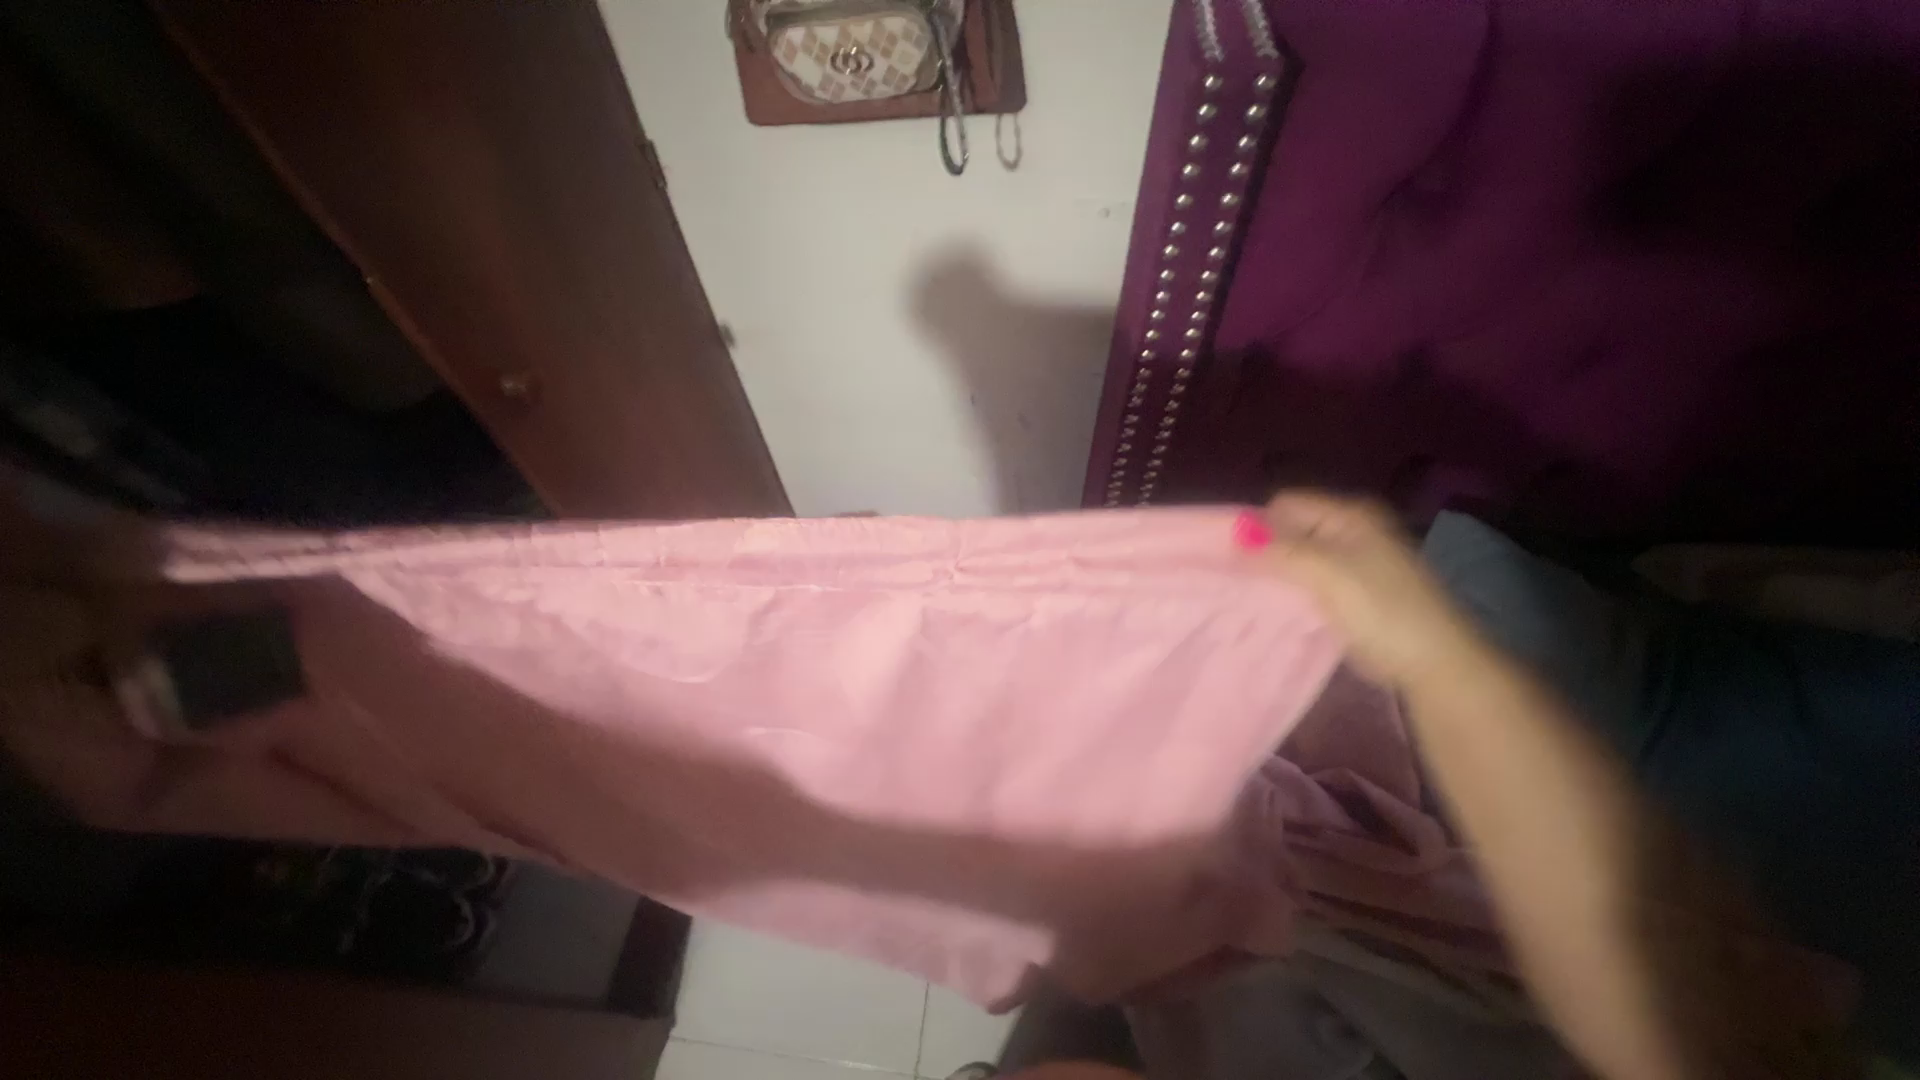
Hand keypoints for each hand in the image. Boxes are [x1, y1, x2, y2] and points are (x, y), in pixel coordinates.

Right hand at [1237, 491, 1482, 687]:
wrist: (1435, 664)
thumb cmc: (1383, 611)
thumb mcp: (1328, 574)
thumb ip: (1278, 551)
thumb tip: (1231, 537)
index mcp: (1349, 515)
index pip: (1285, 504)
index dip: (1258, 526)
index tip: (1234, 558)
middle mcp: (1351, 531)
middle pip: (1290, 531)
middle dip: (1263, 552)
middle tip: (1238, 581)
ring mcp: (1353, 563)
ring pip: (1297, 559)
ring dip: (1276, 576)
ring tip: (1251, 598)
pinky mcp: (1352, 593)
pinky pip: (1308, 584)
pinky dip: (1292, 594)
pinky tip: (1277, 611)